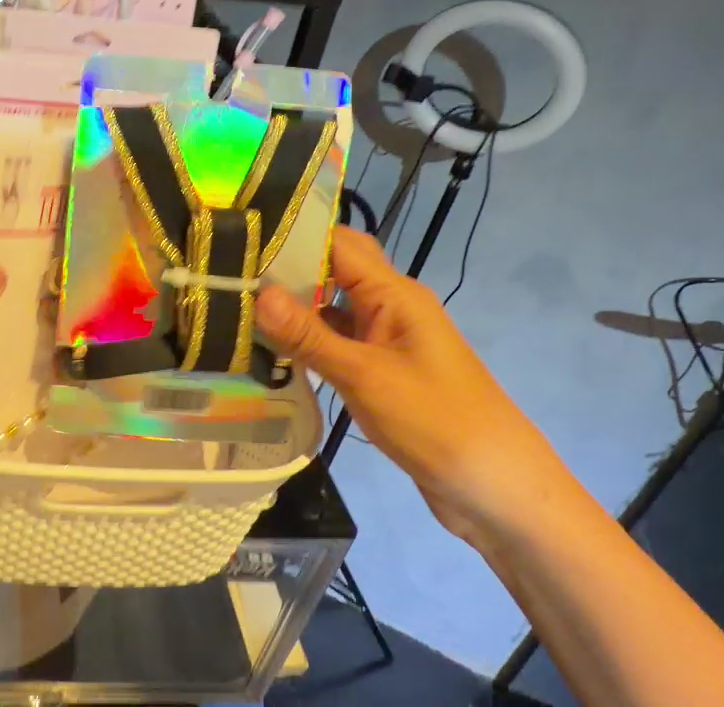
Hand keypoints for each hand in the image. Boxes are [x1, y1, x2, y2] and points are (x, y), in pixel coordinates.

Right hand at [255, 227, 575, 545]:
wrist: (496, 489)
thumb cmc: (436, 422)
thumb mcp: (365, 377)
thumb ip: (309, 335)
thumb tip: (257, 291)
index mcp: (394, 294)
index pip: (337, 243)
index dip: (291, 235)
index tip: (238, 239)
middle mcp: (389, 307)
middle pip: (332, 270)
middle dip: (286, 269)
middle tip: (227, 273)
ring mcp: (385, 340)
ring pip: (330, 308)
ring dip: (292, 308)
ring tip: (234, 306)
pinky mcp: (380, 371)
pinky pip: (336, 342)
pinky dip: (306, 342)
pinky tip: (268, 351)